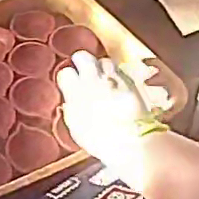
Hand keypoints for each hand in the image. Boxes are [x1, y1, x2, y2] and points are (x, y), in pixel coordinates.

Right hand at [56, 51, 166, 190]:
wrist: (133, 141)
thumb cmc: (101, 140)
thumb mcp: (76, 127)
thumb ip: (71, 108)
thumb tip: (70, 102)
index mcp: (75, 91)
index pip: (65, 73)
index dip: (68, 78)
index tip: (69, 84)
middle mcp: (93, 79)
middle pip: (83, 56)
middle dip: (82, 63)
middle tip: (84, 73)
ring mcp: (114, 78)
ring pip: (104, 61)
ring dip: (102, 68)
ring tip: (104, 80)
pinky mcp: (132, 80)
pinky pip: (121, 71)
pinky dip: (118, 76)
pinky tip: (119, 88)